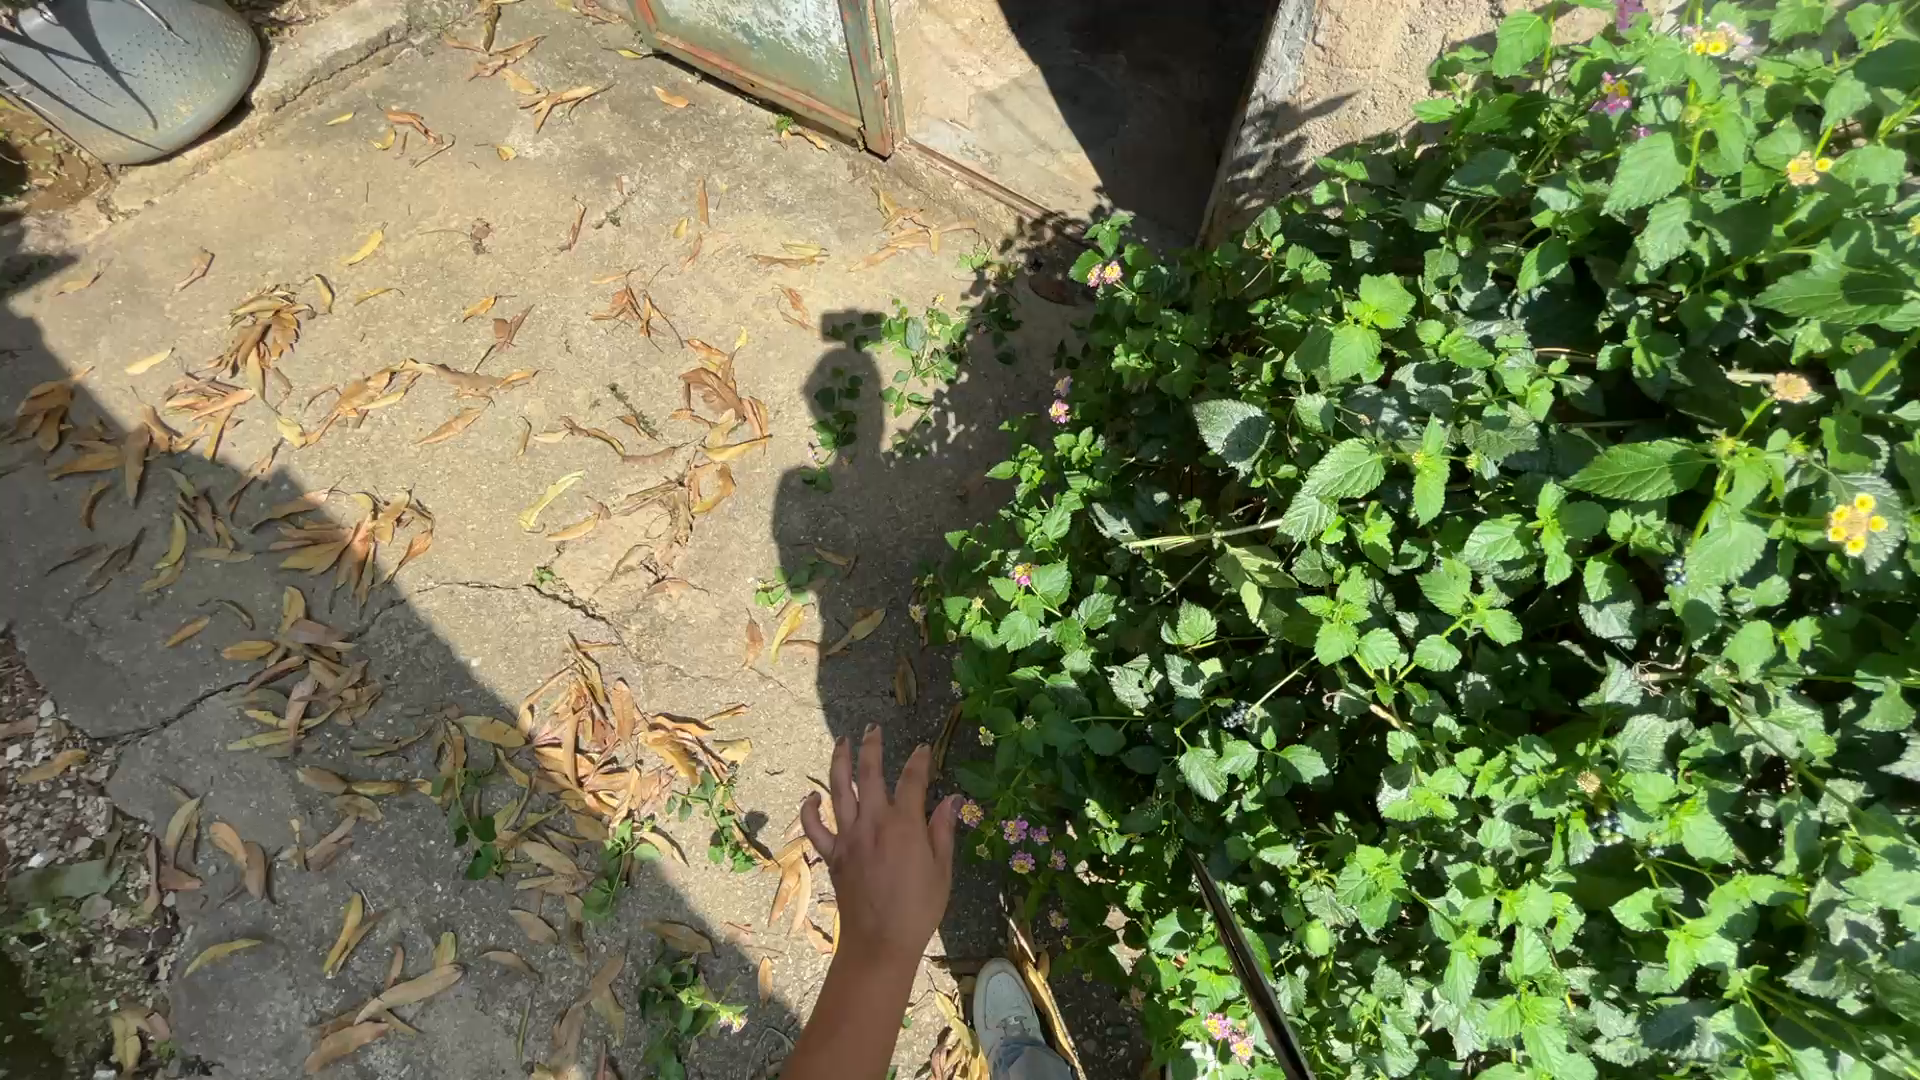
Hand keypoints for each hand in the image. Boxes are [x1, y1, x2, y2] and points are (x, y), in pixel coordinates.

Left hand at [801, 725, 958, 971]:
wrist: (880, 945)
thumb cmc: (918, 909)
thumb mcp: (941, 870)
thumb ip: (943, 831)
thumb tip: (953, 800)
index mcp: (904, 824)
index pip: (913, 780)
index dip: (920, 761)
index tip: (924, 749)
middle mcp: (873, 822)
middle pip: (870, 773)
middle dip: (872, 746)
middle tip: (873, 729)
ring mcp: (849, 837)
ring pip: (838, 789)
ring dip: (840, 762)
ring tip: (842, 742)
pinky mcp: (833, 855)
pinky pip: (816, 828)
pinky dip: (810, 810)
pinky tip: (812, 795)